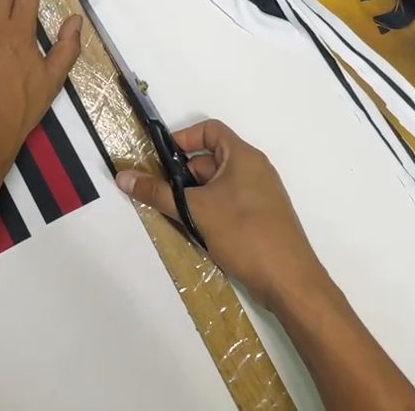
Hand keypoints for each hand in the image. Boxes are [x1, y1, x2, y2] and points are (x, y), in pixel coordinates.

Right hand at [116, 120, 328, 312]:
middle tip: (163, 193)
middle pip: (210, 159)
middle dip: (184, 175)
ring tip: (179, 216)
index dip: (184, 138)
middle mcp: (255, 170)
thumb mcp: (194, 210)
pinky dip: (211, 211)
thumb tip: (122, 176)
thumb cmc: (245, 234)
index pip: (210, 129)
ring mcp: (261, 196)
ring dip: (196, 197)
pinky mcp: (263, 220)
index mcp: (243, 157)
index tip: (163, 159)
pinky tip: (200, 233)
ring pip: (218, 185)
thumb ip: (156, 192)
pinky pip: (229, 204)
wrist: (292, 285)